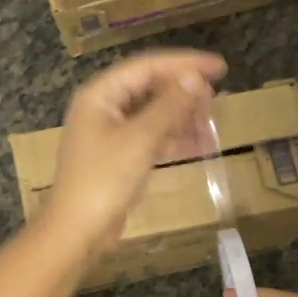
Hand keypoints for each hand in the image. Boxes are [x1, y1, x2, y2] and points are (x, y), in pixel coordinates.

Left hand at [44, 49, 225, 252]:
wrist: (78, 232)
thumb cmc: (104, 181)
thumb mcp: (140, 140)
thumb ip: (169, 106)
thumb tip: (195, 78)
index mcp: (100, 95)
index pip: (147, 66)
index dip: (184, 64)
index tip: (219, 68)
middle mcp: (102, 108)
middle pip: (150, 88)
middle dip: (184, 94)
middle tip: (216, 100)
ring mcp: (109, 133)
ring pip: (152, 114)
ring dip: (182, 118)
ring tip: (211, 125)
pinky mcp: (118, 157)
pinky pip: (150, 137)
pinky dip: (173, 139)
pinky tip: (199, 146)